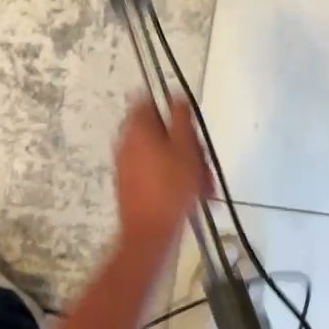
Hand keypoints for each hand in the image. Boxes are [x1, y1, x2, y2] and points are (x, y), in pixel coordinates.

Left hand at [112, 95, 207, 244]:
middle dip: (186, 144)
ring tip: (203, 185)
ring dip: (184, 164)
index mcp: (137, 128)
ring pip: (161, 153)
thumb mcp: (185, 148)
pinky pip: (155, 172)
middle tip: (202, 163)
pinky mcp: (129, 184)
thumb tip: (177, 96)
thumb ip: (181, 118)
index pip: (149, 102)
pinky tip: (191, 195)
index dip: (172, 109)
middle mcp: (126, 142)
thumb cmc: (171, 187)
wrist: (149, 232)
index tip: (190, 127)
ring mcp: (126, 164)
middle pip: (159, 131)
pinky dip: (173, 178)